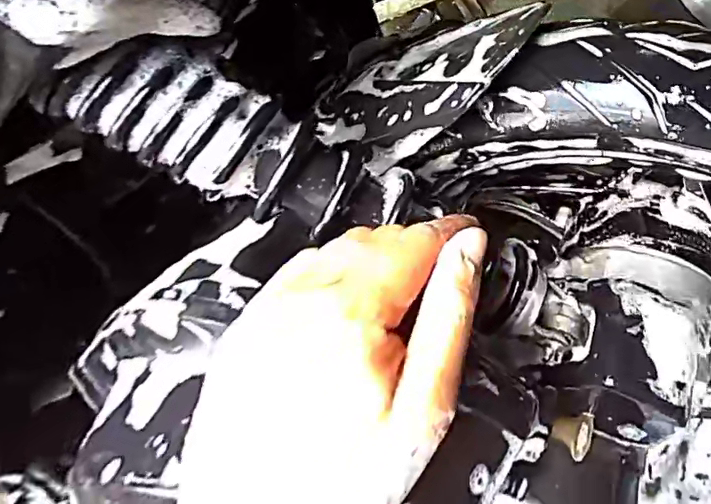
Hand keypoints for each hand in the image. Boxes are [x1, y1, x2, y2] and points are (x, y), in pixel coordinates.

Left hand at [180, 217, 487, 503]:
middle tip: (439, 279)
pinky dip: (334, 275)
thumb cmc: (340, 482)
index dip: (454, 232)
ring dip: (376, 258)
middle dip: (417, 247)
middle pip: (379, 237)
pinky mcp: (242, 337)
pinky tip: (350, 310)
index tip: (469, 236)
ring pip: (339, 249)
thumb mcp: (425, 403)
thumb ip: (451, 312)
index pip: (419, 236)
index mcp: (351, 312)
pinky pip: (300, 273)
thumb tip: (469, 248)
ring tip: (398, 300)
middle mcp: (300, 304)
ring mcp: (264, 319)